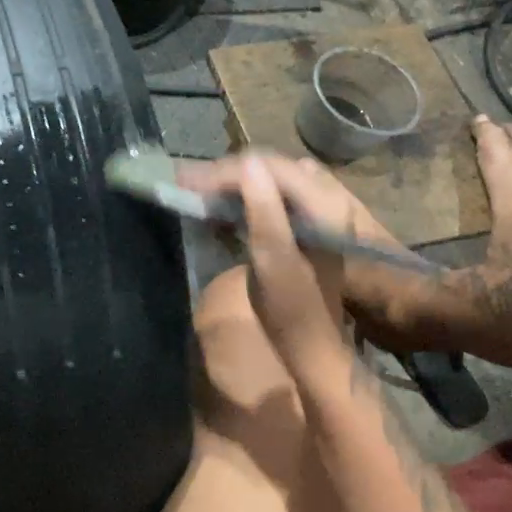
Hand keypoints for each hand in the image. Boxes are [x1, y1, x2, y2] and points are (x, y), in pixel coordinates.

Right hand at [182, 152, 434, 354]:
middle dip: (224, 174)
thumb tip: (248, 163)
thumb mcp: (273, 261)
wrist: (315, 347)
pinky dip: (246, 196)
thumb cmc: (292, 310)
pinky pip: (274, 193)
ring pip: (270, 179)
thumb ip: (264, 211)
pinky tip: (223, 206)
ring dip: (233, 183)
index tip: (184, 183)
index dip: (222, 173)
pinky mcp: (310, 223)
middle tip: (184, 185)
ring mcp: (321, 210)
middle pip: (268, 167)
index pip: (264, 168)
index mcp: (322, 203)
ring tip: (198, 192)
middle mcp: (328, 198)